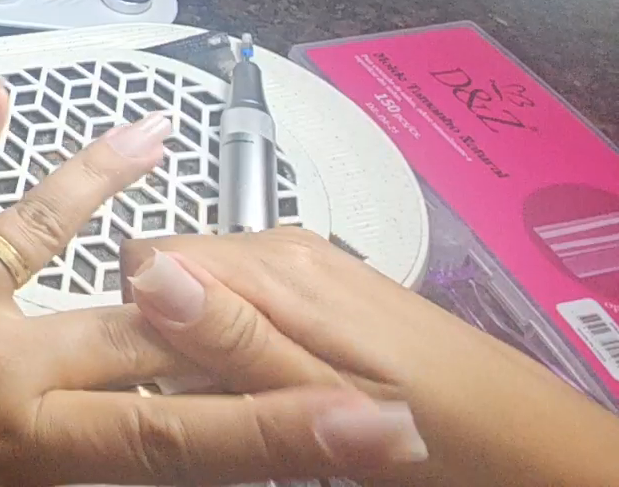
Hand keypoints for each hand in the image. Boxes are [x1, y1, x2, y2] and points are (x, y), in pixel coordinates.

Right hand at [124, 229, 618, 486]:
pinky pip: (240, 285)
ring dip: (209, 332)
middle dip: (176, 327)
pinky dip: (241, 328)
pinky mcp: (318, 272)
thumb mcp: (330, 406)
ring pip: (201, 277)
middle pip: (171, 265)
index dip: (144, 316)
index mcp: (275, 268)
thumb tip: (148, 274)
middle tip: (229, 393)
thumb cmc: (452, 445)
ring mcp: (302, 255)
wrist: (558, 458)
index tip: (180, 370)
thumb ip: (232, 338)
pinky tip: (283, 371)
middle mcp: (281, 243)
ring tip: (263, 390)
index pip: (144, 257)